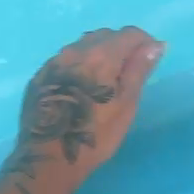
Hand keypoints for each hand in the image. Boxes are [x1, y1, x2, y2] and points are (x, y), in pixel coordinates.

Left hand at [12, 27, 164, 183]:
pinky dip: (78, 67)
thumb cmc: (94, 135)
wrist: (46, 159)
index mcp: (100, 55)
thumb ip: (138, 70)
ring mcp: (53, 62)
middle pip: (104, 36)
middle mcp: (74, 50)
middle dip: (120, 48)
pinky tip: (79, 90)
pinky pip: (64, 61)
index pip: (129, 34)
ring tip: (103, 83)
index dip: (144, 44)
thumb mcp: (125, 105)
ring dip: (97, 56)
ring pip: (82, 47)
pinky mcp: (39, 77)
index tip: (149, 61)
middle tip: (127, 75)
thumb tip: (154, 45)